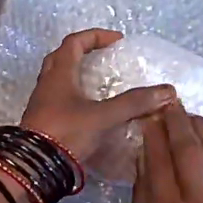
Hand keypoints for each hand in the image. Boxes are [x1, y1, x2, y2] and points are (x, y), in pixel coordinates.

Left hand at [19, 29, 175, 166]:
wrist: (35, 166)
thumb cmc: (66, 133)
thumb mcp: (103, 117)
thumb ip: (133, 103)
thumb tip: (167, 92)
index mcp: (59, 74)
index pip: (74, 42)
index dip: (95, 36)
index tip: (116, 40)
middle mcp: (46, 85)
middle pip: (61, 58)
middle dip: (82, 53)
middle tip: (101, 57)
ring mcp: (40, 104)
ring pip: (57, 80)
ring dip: (76, 77)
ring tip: (97, 84)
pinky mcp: (41, 122)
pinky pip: (57, 100)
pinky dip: (73, 98)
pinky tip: (88, 110)